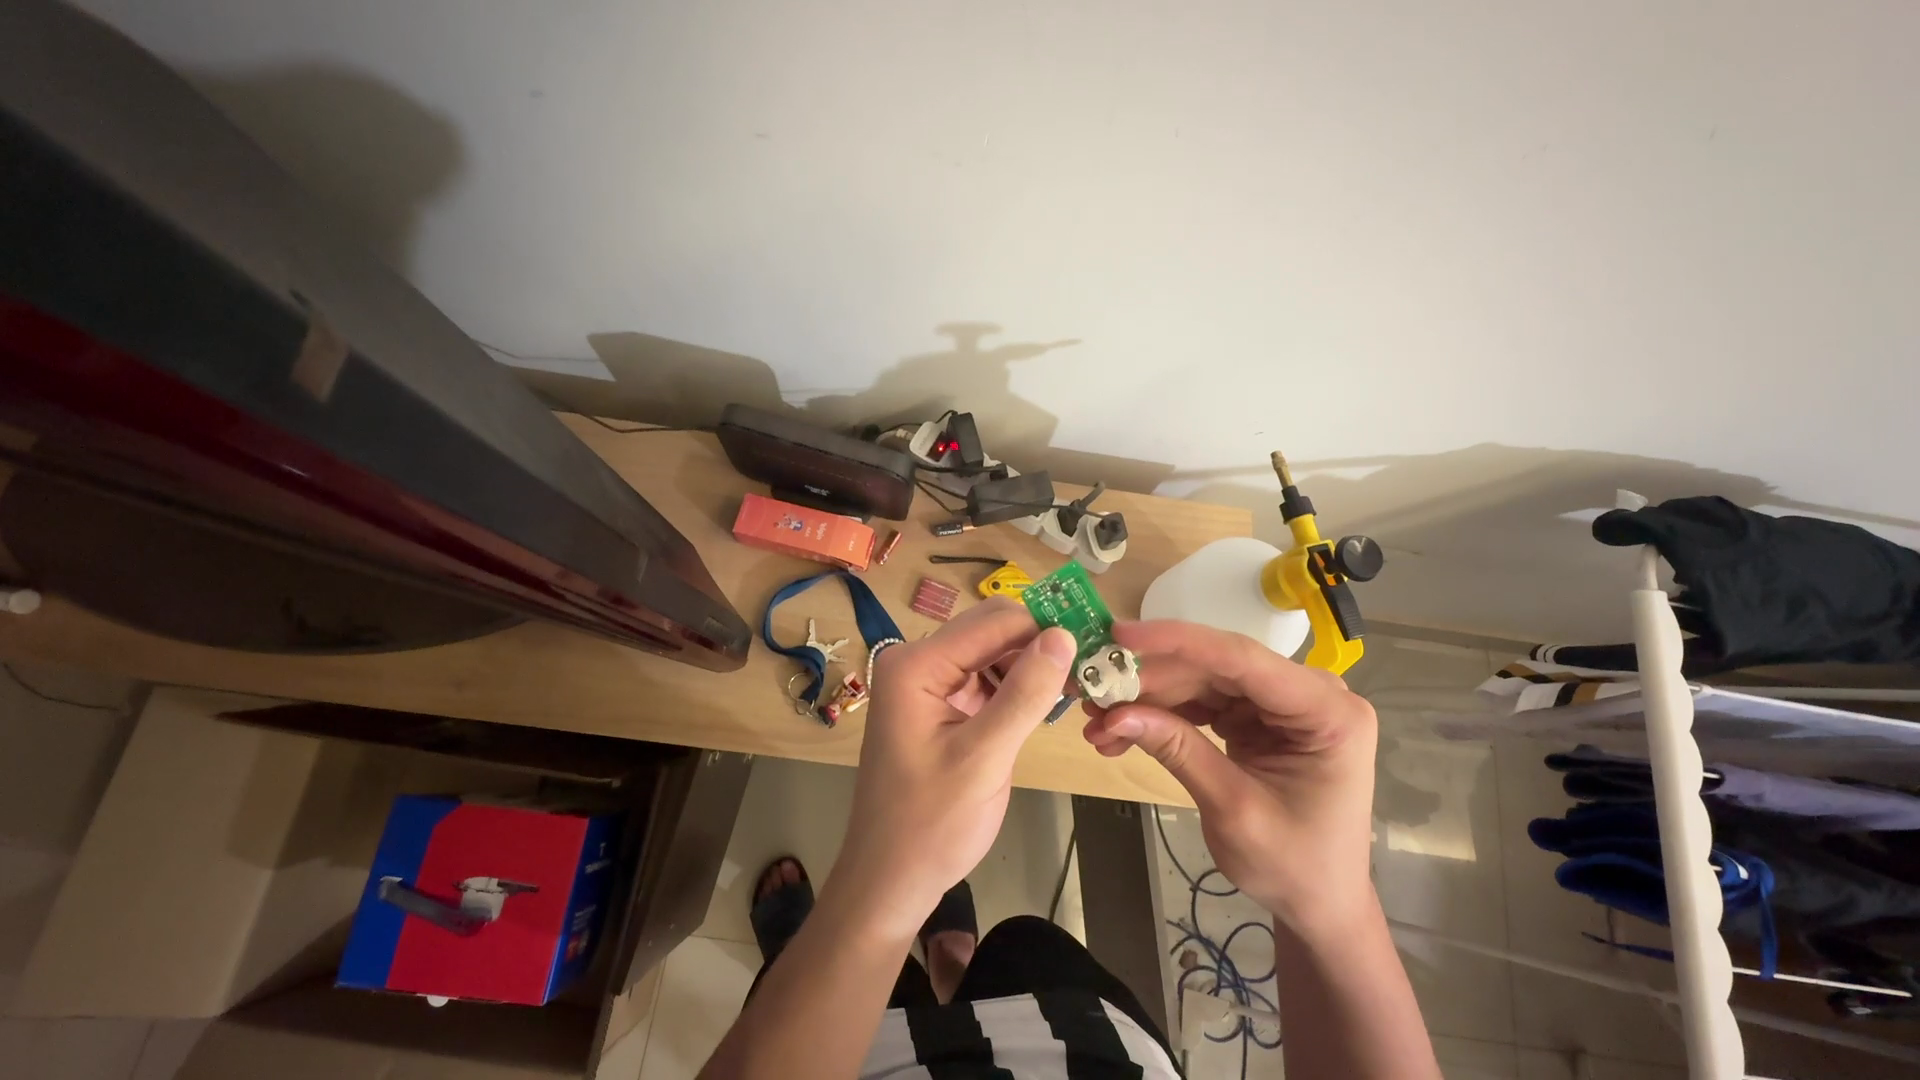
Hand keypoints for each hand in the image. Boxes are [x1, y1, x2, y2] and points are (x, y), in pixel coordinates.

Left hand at [833, 597, 1076, 937]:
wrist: (890, 878)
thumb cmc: (931, 824)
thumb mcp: (984, 756)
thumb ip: (1024, 694)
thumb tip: (1063, 635)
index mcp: (916, 664)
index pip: (994, 622)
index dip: (1045, 627)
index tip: (1095, 643)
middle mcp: (916, 662)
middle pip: (991, 631)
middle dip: (1039, 644)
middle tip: (1089, 668)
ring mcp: (925, 684)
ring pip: (991, 653)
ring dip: (1029, 665)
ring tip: (1074, 688)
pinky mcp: (937, 706)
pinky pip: (983, 680)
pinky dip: (1014, 688)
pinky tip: (1041, 705)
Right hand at [1083, 620, 1377, 930]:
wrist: (1319, 902)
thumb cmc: (1294, 866)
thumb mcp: (1234, 810)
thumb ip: (1179, 752)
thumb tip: (1115, 714)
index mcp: (1327, 711)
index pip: (1242, 659)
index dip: (1178, 642)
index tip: (1119, 635)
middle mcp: (1309, 694)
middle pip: (1215, 668)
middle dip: (1149, 679)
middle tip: (1090, 689)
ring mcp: (1281, 704)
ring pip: (1201, 681)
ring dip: (1148, 698)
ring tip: (1095, 719)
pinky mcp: (1258, 716)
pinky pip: (1202, 702)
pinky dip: (1161, 715)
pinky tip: (1120, 730)